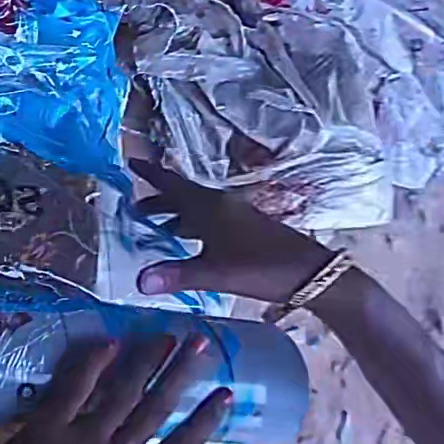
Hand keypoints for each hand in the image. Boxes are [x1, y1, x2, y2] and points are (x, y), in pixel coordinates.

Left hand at [0, 336, 231, 443]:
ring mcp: (84, 442)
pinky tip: (111, 342)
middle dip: (183, 371)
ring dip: (148, 359)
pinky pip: (78, 385)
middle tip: (200, 341)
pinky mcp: (50, 425)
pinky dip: (95, 361)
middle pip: (159, 408)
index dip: (207, 419)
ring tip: (166, 336)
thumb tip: (145, 439)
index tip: (225, 393)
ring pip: (126, 391)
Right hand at [130, 159, 334, 303]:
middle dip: (159, 199)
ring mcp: (236, 215)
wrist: (311, 273)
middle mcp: (222, 205)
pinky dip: (192, 224)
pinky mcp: (246, 228)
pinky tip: (187, 239)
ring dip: (175, 213)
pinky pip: (210, 219)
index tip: (132, 161)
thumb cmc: (261, 268)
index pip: (174, 185)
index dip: (152, 174)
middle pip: (183, 196)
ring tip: (154, 224)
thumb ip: (177, 275)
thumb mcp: (216, 273)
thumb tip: (138, 281)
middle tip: (135, 207)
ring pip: (197, 208)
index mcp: (212, 207)